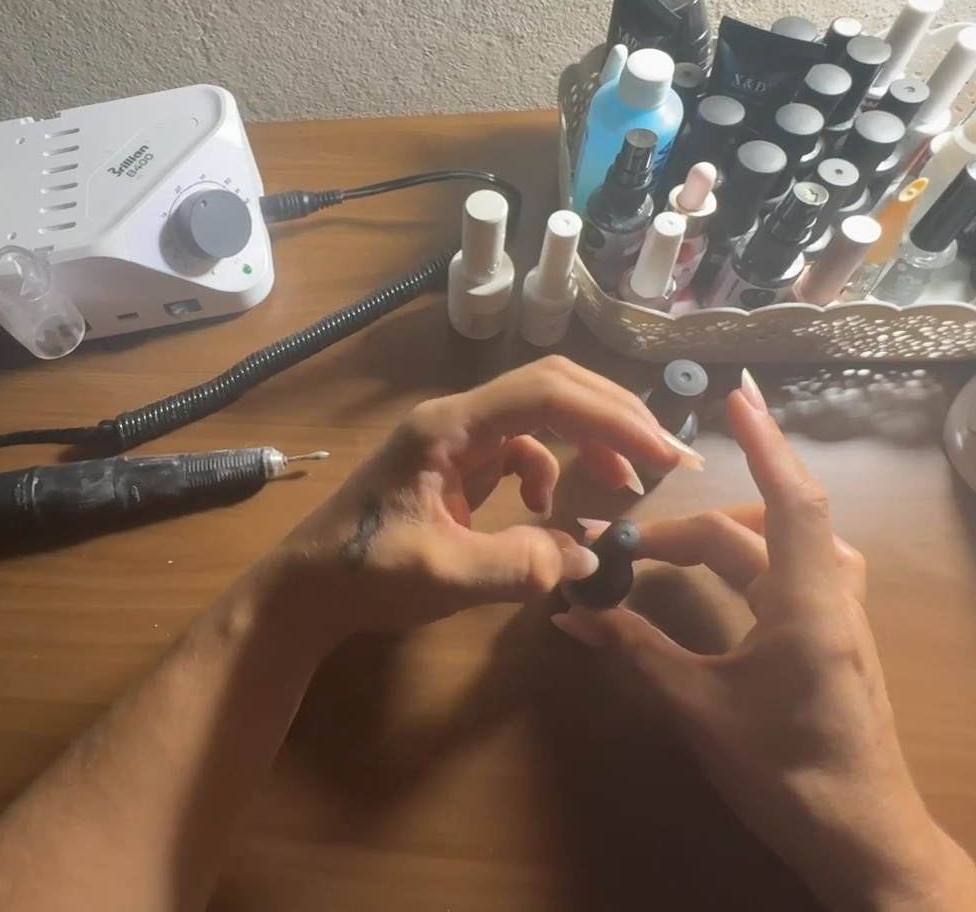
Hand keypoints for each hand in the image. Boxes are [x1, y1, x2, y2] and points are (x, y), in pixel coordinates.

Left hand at [258, 356, 699, 645]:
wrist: (309, 587)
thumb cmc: (363, 573)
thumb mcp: (444, 575)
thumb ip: (521, 564)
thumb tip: (592, 555)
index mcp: (448, 427)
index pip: (544, 394)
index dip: (610, 417)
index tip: (661, 454)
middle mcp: (456, 419)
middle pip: (549, 388)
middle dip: (613, 416)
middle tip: (667, 456)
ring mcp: (456, 439)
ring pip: (540, 415)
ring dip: (589, 439)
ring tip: (626, 481)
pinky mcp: (457, 463)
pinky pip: (521, 448)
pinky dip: (550, 469)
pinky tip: (546, 509)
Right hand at [553, 374, 975, 911]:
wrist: (869, 846)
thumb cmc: (787, 774)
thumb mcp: (698, 708)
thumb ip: (633, 651)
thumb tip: (569, 613)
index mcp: (805, 605)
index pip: (789, 500)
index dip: (763, 443)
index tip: (736, 394)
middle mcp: (829, 597)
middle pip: (761, 526)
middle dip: (687, 528)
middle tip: (625, 545)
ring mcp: (837, 618)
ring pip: (785, 544)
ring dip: (728, 532)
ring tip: (675, 546)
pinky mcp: (833, 638)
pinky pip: (794, 570)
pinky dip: (751, 556)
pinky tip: (724, 579)